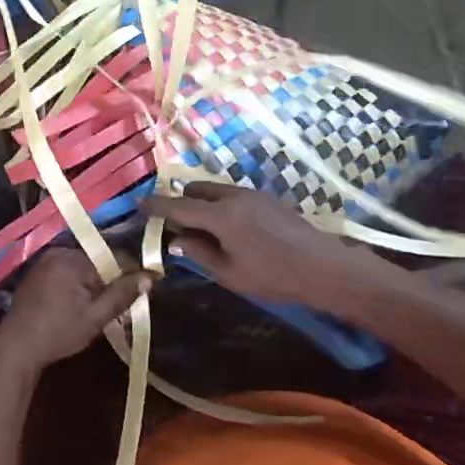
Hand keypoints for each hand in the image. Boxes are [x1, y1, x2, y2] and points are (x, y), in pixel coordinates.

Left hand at [0, 249, 151, 375]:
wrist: (16, 347)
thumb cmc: (58, 333)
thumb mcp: (96, 317)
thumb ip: (122, 294)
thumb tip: (150, 277)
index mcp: (73, 258)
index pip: (114, 256)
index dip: (133, 273)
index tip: (148, 288)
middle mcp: (59, 252)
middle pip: (99, 260)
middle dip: (113, 279)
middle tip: (124, 303)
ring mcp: (46, 261)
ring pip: (84, 266)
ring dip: (96, 283)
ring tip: (104, 306)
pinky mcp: (38, 272)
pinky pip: (68, 271)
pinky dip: (79, 284)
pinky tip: (81, 304)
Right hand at [142, 182, 383, 307]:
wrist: (325, 267)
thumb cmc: (274, 276)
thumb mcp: (230, 273)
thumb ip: (199, 253)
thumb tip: (176, 240)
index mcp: (221, 216)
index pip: (179, 206)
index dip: (157, 205)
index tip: (140, 205)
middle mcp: (234, 197)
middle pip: (197, 188)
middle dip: (182, 201)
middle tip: (176, 224)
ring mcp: (253, 194)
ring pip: (216, 189)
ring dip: (203, 203)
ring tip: (204, 229)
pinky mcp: (268, 199)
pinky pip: (233, 195)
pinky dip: (221, 205)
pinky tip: (230, 229)